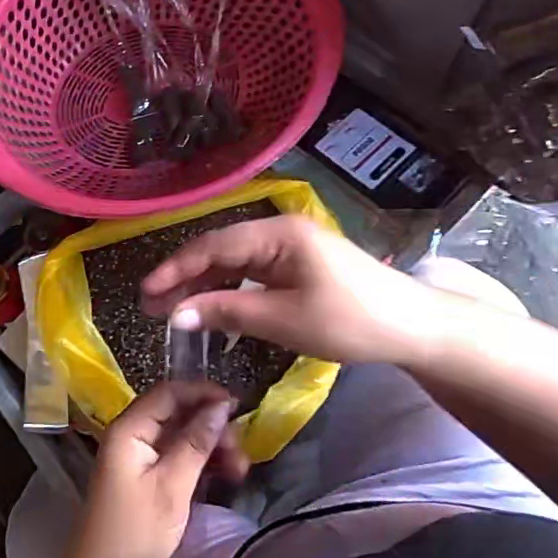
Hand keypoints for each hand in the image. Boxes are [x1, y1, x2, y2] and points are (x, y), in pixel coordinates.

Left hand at [55, 382, 235, 557]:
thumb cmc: (135, 533)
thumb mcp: (172, 487)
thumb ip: (196, 443)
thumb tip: (222, 407)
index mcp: (129, 431)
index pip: (169, 393)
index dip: (204, 393)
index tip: (237, 406)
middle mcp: (132, 437)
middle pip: (178, 414)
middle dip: (213, 426)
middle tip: (240, 449)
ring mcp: (139, 458)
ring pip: (182, 436)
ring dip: (212, 446)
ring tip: (239, 468)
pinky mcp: (147, 477)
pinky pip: (179, 457)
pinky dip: (202, 462)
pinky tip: (225, 475)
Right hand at [139, 215, 453, 365]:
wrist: (412, 326)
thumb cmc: (349, 320)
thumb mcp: (283, 319)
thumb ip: (227, 311)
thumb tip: (176, 314)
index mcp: (278, 234)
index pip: (213, 246)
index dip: (175, 270)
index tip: (145, 294)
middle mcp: (282, 231)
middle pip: (222, 250)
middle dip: (186, 278)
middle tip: (152, 307)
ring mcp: (294, 247)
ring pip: (238, 262)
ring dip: (207, 285)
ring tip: (176, 310)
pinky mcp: (303, 264)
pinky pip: (256, 272)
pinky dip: (233, 290)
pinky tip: (216, 307)